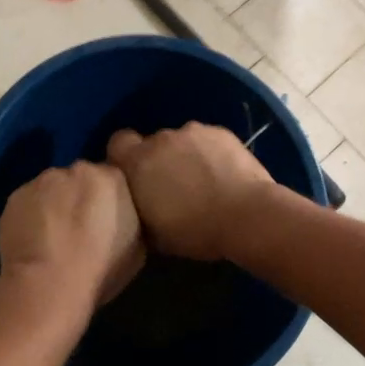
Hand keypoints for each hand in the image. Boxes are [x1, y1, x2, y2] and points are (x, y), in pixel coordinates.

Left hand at [0, 162, 144, 308]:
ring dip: (54, 204)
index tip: (104, 219)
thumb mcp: (137, 246)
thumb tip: (122, 214)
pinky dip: (30, 216)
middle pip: (80, 178)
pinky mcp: (14, 197)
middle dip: (80, 197)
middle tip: (78, 228)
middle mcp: (77, 170)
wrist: (47, 286)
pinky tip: (32, 241)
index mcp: (111, 178)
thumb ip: (130, 217)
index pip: (112, 178)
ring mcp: (41, 181)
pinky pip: (27, 203)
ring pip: (51, 188)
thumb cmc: (100, 270)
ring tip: (52, 237)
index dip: (108, 199)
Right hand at [105, 123, 277, 260]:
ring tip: (203, 180)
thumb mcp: (154, 234)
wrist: (246, 216)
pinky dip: (210, 153)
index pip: (118, 144)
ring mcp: (193, 132)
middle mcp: (161, 139)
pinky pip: (207, 140)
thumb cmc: (195, 231)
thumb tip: (142, 204)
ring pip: (181, 141)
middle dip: (159, 159)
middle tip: (174, 185)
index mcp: (137, 162)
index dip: (125, 158)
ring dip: (186, 155)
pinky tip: (223, 173)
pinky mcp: (221, 131)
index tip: (137, 177)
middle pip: (152, 143)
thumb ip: (140, 209)